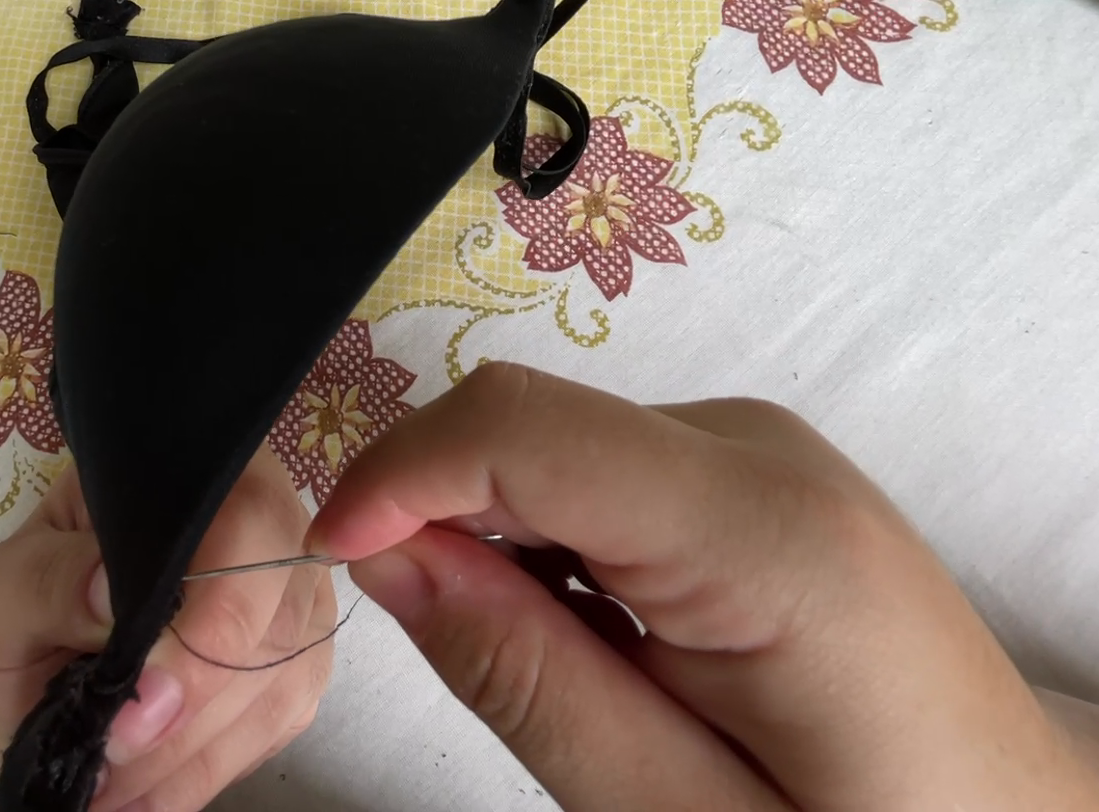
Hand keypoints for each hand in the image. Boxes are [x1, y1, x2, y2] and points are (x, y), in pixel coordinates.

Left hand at [0, 447, 334, 811]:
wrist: (54, 672)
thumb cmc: (35, 612)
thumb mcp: (4, 588)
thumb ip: (45, 582)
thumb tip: (111, 594)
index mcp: (197, 475)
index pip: (251, 518)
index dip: (220, 607)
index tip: (146, 696)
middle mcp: (265, 520)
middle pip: (279, 603)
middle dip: (200, 695)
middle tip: (113, 755)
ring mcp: (292, 590)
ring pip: (285, 671)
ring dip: (196, 746)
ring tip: (112, 780)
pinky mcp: (300, 658)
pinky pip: (280, 721)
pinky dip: (209, 770)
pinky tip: (147, 789)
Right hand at [306, 363, 1098, 811]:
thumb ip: (522, 678)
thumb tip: (384, 557)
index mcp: (763, 534)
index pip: (525, 429)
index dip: (401, 473)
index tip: (335, 554)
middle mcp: (747, 445)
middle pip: (521, 421)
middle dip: (431, 504)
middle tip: (431, 628)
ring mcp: (737, 439)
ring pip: (535, 437)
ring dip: (480, 524)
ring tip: (536, 646)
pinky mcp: (721, 455)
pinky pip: (574, 458)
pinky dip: (528, 524)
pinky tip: (578, 615)